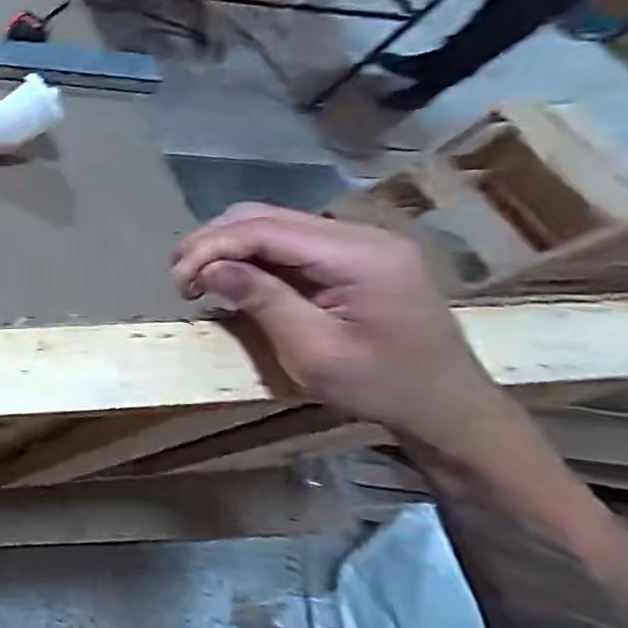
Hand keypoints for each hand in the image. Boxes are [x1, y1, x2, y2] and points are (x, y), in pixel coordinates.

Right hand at [170, 204, 509, 448]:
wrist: (448, 410)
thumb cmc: (383, 387)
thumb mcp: (315, 352)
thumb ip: (262, 301)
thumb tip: (208, 269)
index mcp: (362, 256)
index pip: (264, 229)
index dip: (210, 248)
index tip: (179, 282)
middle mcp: (360, 236)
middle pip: (261, 217)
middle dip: (210, 243)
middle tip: (182, 281)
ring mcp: (356, 243)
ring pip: (265, 222)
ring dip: (223, 246)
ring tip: (199, 279)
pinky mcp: (347, 255)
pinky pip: (281, 239)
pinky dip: (245, 254)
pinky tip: (230, 278)